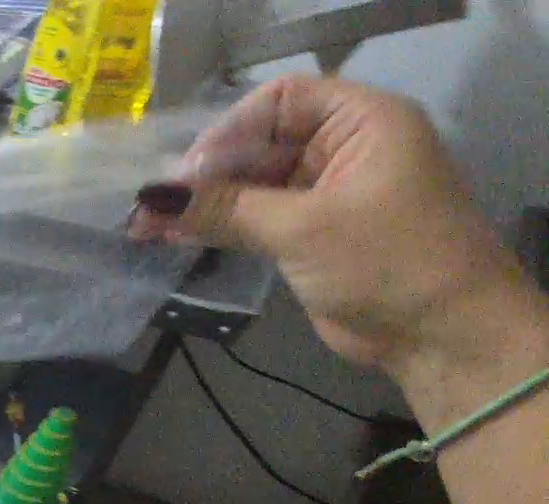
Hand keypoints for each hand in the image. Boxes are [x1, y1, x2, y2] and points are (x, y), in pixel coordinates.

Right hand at [131, 76, 542, 377]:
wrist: (436, 329)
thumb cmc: (387, 260)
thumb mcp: (301, 227)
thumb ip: (224, 208)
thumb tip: (149, 197)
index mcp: (362, 124)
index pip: (281, 101)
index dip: (229, 130)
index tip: (184, 174)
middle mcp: (341, 149)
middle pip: (257, 144)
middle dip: (200, 174)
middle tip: (144, 206)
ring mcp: (321, 193)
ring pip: (245, 185)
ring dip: (196, 205)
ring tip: (141, 227)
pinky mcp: (302, 233)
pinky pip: (245, 218)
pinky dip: (209, 226)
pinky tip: (167, 237)